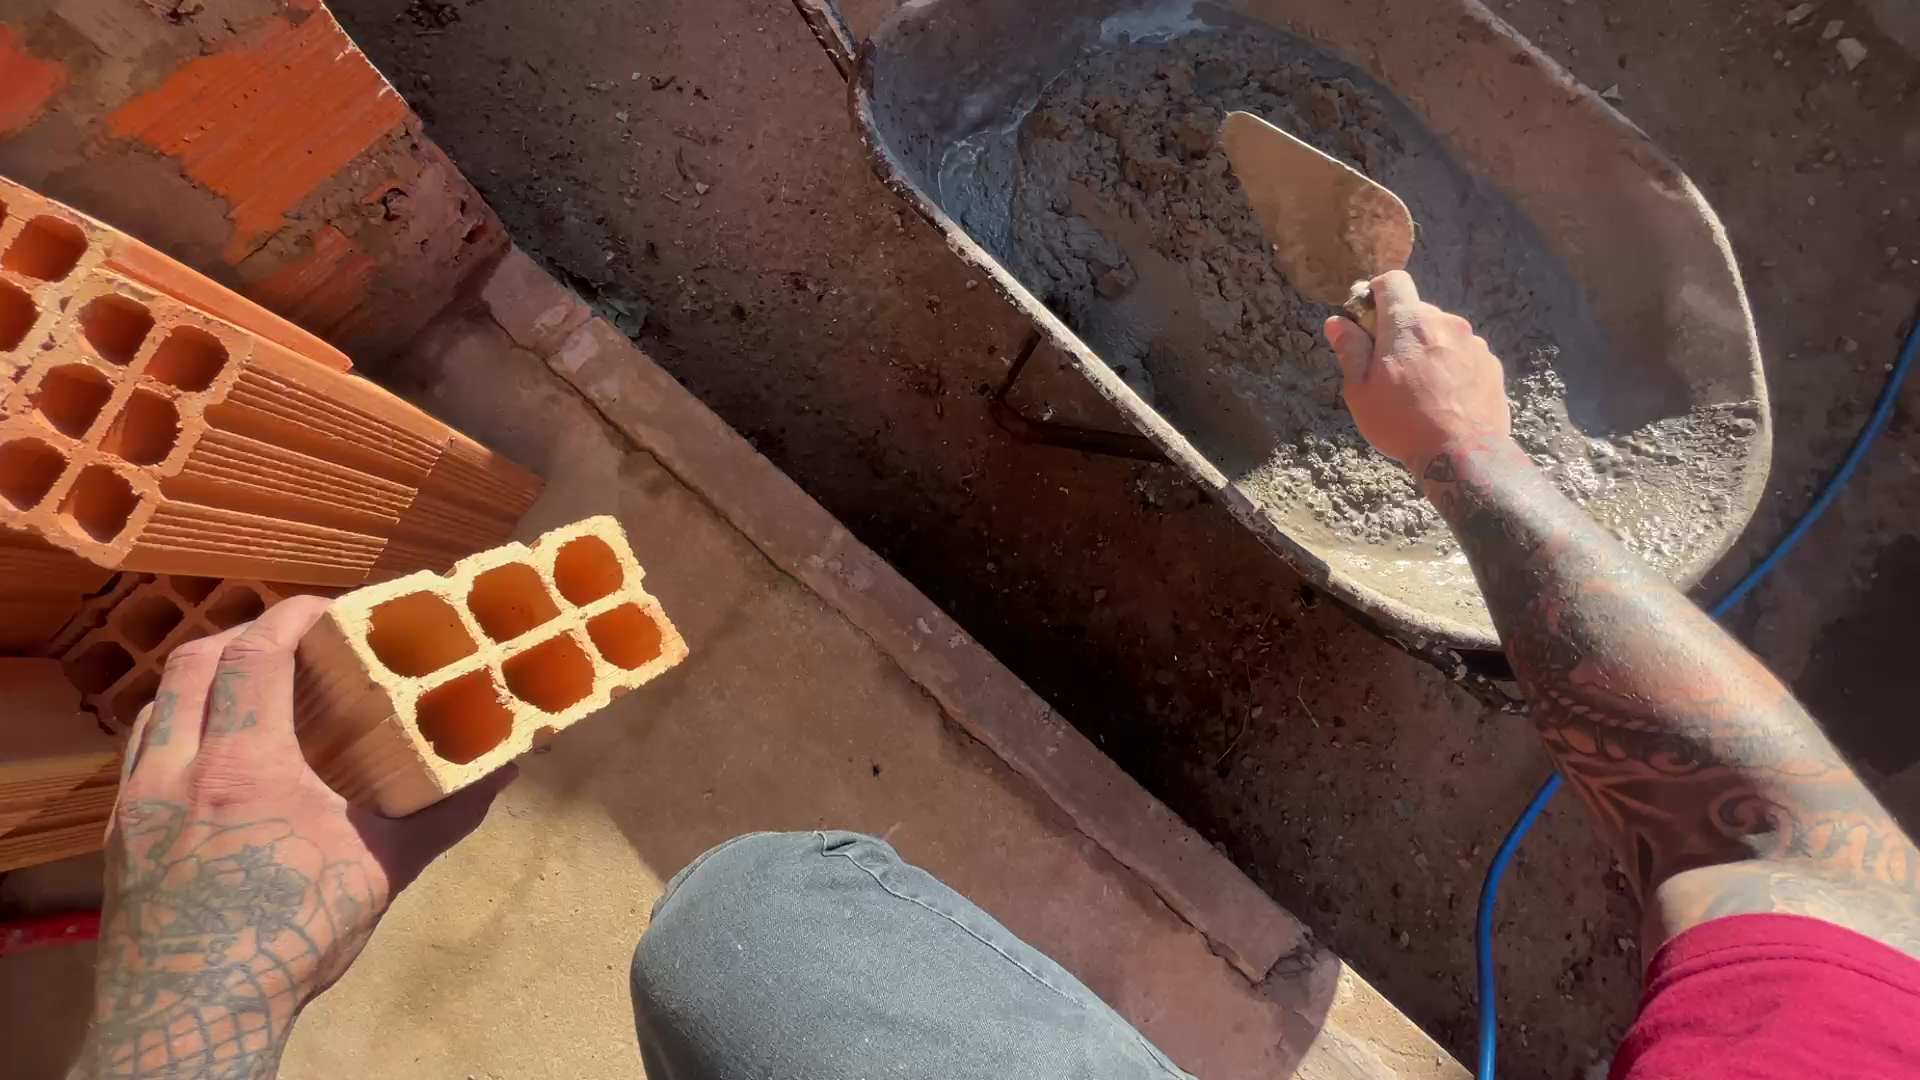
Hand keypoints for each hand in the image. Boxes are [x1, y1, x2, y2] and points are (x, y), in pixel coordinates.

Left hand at [72, 597, 513, 1079]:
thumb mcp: (387, 865)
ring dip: (207, 675)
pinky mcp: (122, 836)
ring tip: (260, 680)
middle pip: (190, 667)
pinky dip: (183, 720)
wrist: (190, 1018)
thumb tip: (509, 770)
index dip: (287, 617)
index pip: (251, 660)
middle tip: (297, 634)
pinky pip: (143, 749)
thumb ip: (448, 811)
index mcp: (246, 767)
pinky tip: (225, 747)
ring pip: (156, 706)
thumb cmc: (297, 930)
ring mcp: (138, 805)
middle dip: (243, 633)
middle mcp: (178, 772)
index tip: (329, 607)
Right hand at [1323, 270, 1511, 476]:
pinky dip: (1445, 365)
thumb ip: (1350, 350)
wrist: (1462, 451)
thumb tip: (1337, 322)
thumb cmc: (1400, 420)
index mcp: (1407, 325)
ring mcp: (1472, 341)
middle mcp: (1445, 322)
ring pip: (1437, 333)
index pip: (1393, 281)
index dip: (1374, 294)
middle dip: (1395, 330)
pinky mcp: (1489, 362)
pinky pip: (1459, 352)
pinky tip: (1438, 397)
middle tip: (1382, 369)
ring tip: (1413, 389)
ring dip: (1421, 349)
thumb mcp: (1360, 389)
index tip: (1364, 321)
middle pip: (1414, 311)